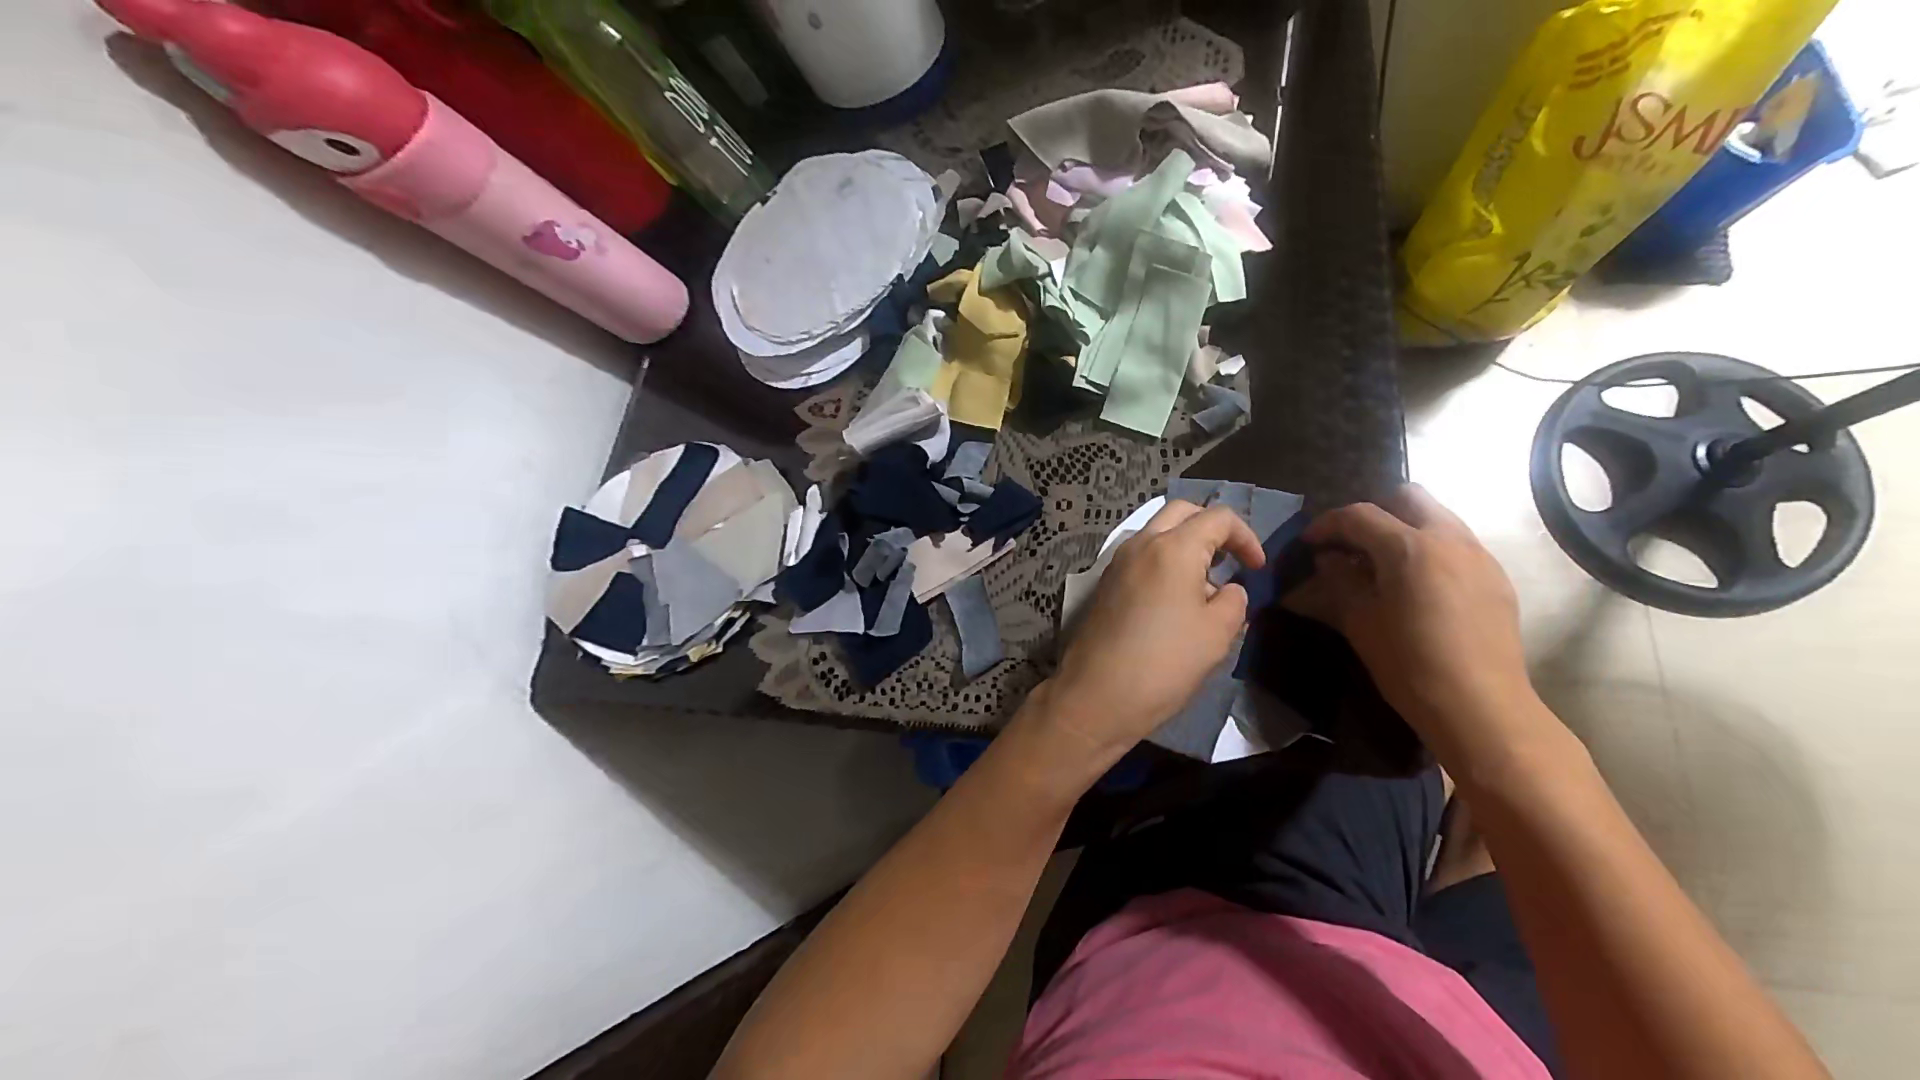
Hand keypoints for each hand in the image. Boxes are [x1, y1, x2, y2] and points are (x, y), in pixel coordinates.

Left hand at [1037, 501, 1265, 764]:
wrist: (1098, 695)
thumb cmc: (1165, 662)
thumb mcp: (1218, 633)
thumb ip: (1234, 600)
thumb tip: (1228, 589)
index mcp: (1172, 548)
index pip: (1218, 517)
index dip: (1247, 537)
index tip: (1258, 569)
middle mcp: (1140, 544)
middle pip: (1181, 512)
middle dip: (1212, 528)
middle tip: (1232, 560)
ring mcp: (1117, 563)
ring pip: (1157, 533)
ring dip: (1186, 545)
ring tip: (1207, 586)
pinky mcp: (1105, 584)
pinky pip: (1141, 557)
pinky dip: (1164, 563)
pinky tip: (1176, 601)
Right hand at [1283, 485, 1545, 762]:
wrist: (1479, 706)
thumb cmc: (1409, 664)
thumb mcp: (1359, 621)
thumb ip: (1340, 580)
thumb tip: (1329, 560)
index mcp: (1410, 548)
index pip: (1360, 515)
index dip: (1327, 524)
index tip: (1309, 543)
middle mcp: (1450, 539)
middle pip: (1408, 497)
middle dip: (1373, 513)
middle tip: (1351, 543)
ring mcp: (1479, 556)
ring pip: (1437, 516)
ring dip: (1403, 528)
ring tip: (1381, 563)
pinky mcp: (1496, 578)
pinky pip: (1457, 543)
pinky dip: (1429, 548)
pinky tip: (1415, 584)